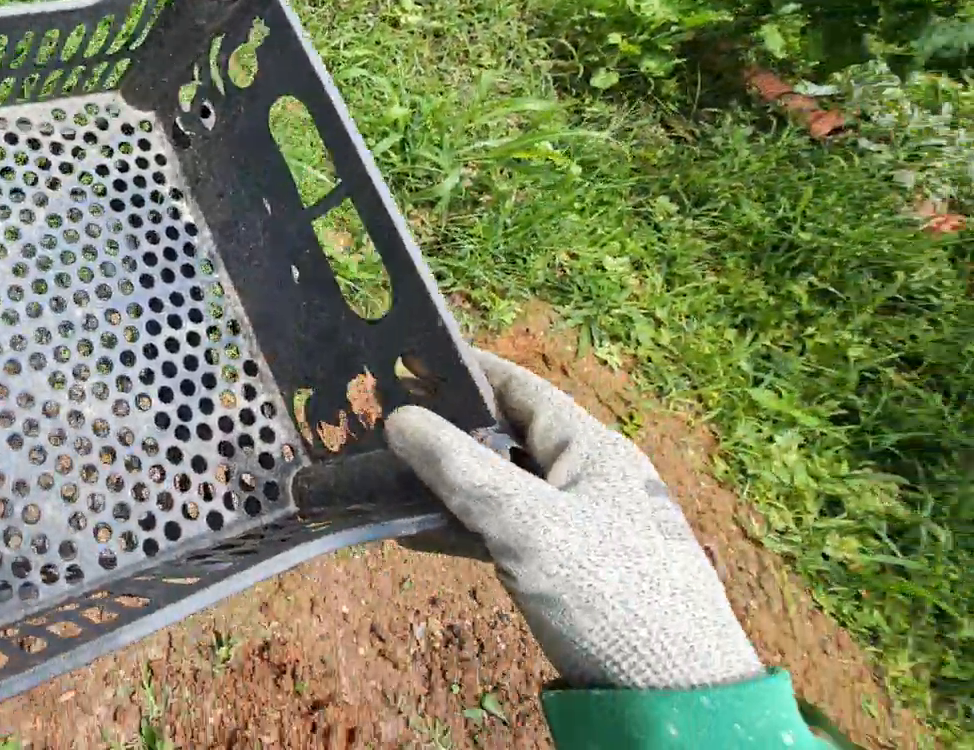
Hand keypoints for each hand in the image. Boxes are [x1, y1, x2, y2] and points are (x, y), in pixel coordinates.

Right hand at [384, 347, 762, 689]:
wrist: (676, 706)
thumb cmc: (607, 592)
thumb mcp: (524, 521)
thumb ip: (456, 465)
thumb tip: (397, 417)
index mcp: (591, 450)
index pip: (521, 388)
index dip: (466, 368)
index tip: (410, 356)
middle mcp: (585, 478)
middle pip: (503, 434)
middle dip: (445, 425)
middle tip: (386, 416)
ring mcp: (576, 524)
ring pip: (496, 484)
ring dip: (444, 479)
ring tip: (386, 470)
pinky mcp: (564, 567)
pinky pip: (499, 528)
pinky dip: (458, 525)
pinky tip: (410, 531)